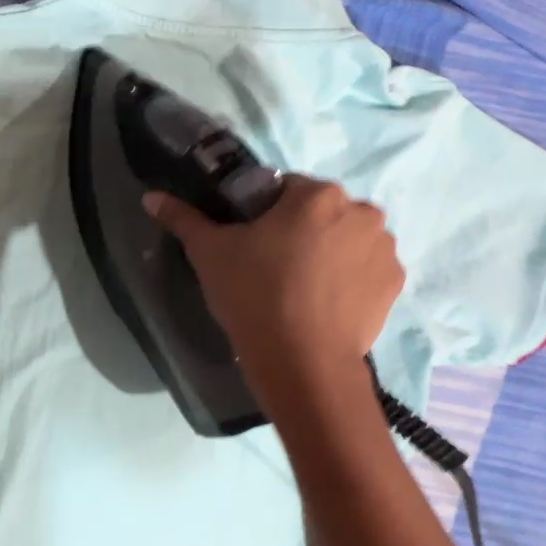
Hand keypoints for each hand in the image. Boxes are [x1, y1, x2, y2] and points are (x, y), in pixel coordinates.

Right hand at [144, 175, 404, 388]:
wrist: (300, 357)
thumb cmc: (252, 292)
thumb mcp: (207, 252)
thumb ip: (182, 218)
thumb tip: (150, 197)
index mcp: (318, 195)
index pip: (284, 188)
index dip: (261, 212)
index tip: (246, 240)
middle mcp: (362, 212)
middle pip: (320, 213)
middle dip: (298, 230)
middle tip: (267, 264)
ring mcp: (385, 249)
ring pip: (344, 240)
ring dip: (325, 253)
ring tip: (294, 288)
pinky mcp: (394, 284)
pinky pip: (364, 270)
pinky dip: (345, 280)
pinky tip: (318, 302)